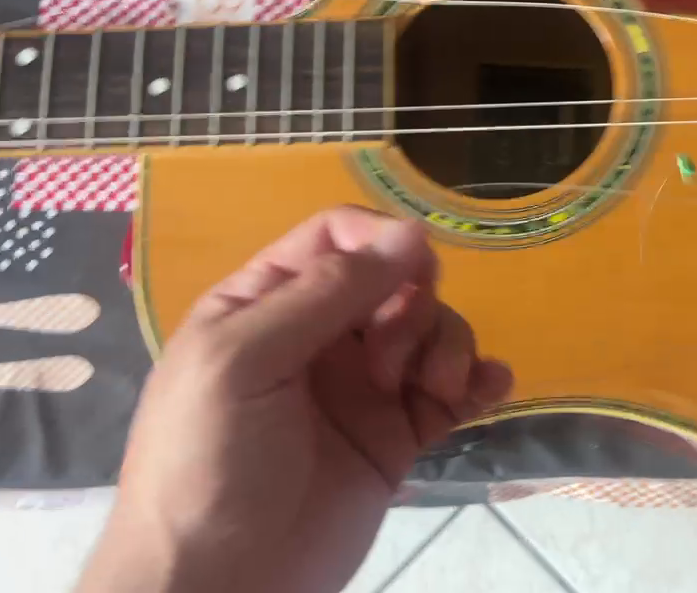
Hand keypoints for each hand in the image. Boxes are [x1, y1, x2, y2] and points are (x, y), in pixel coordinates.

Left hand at [80, 207, 512, 592]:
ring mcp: (369, 382)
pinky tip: (487, 390)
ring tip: (436, 390)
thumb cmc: (209, 467)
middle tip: (392, 360)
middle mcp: (325, 333)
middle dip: (415, 305)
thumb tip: (415, 230)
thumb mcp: (243, 363)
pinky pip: (459, 384)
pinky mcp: (404, 429)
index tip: (414, 264)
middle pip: (400, 277)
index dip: (382, 237)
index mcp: (270, 304)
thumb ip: (328, 292)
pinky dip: (482, 378)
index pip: (339, 235)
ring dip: (451, 346)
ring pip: (436, 325)